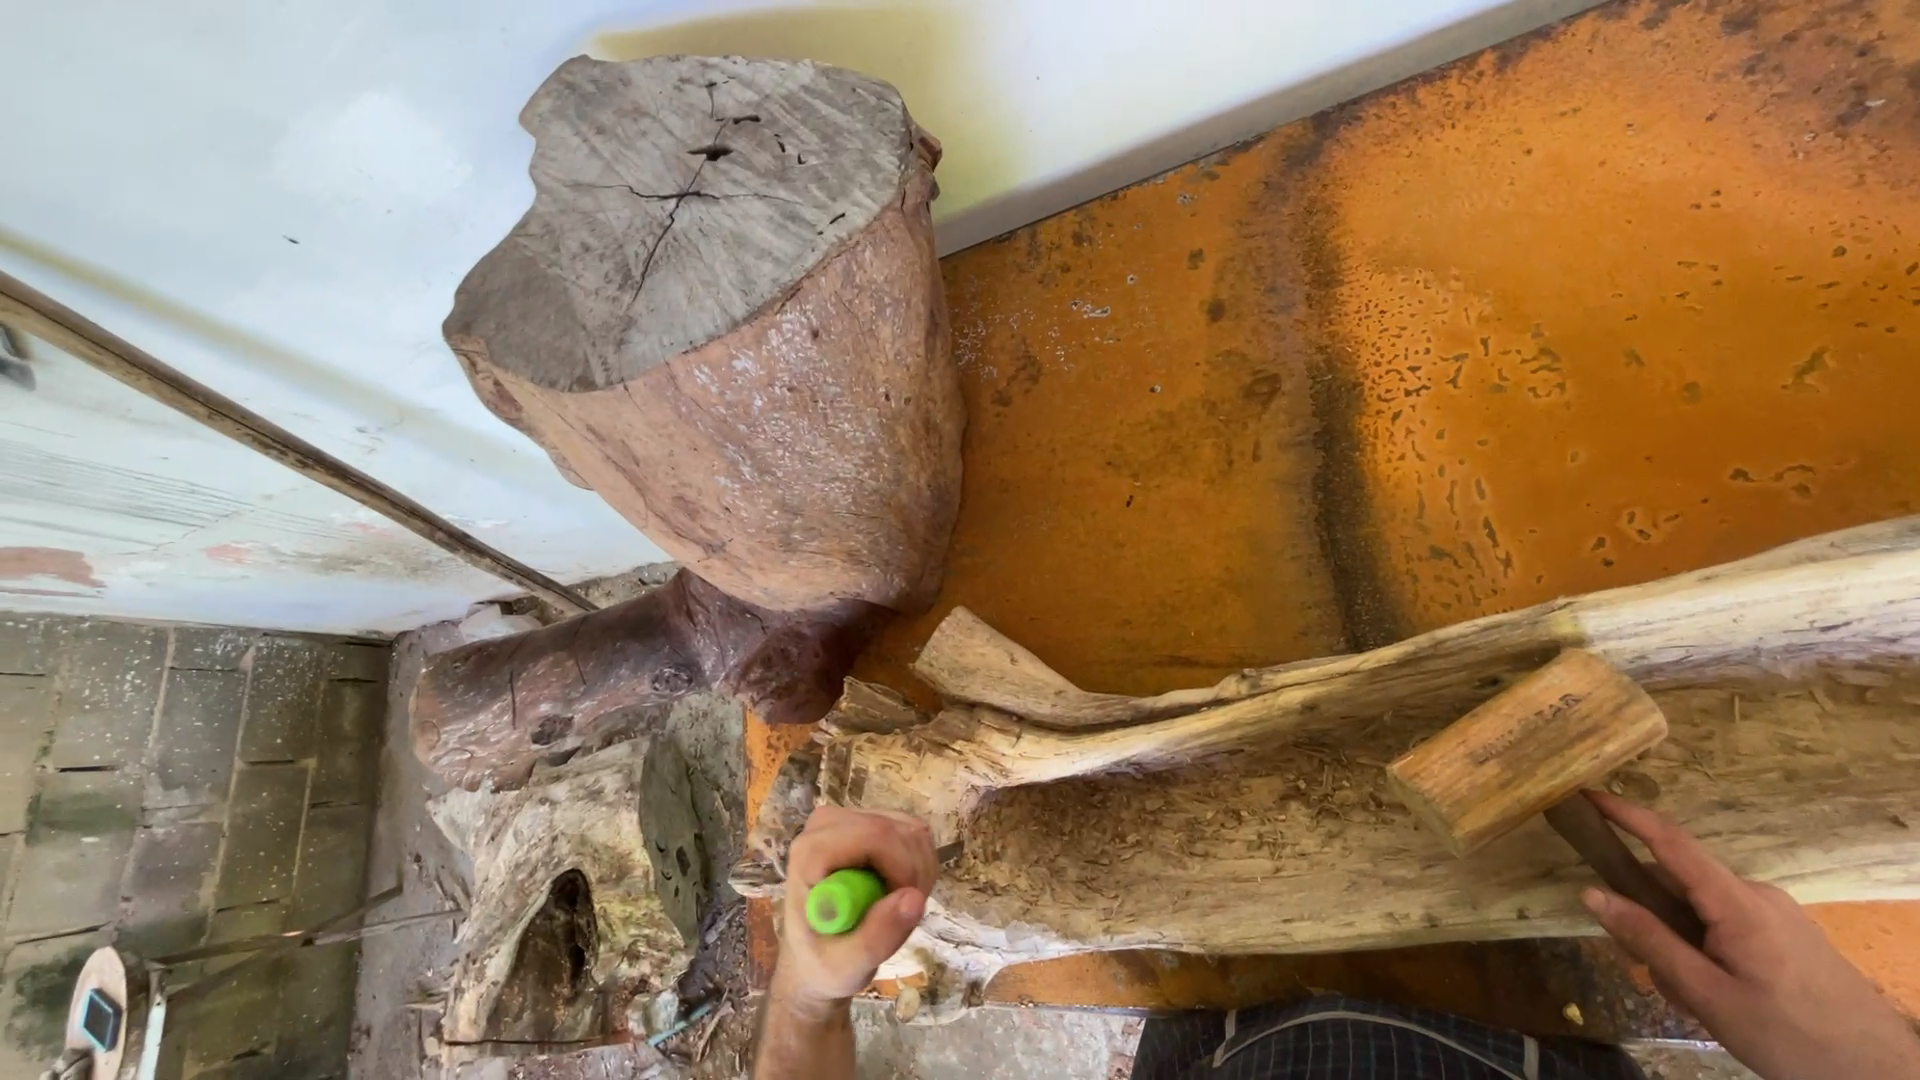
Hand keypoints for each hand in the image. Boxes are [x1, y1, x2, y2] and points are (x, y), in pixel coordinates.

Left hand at [772, 805, 937, 1017]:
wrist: (816, 957)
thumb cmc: (823, 964)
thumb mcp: (846, 967)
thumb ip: (877, 937)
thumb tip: (914, 899)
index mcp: (810, 851)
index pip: (876, 835)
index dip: (903, 868)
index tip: (905, 909)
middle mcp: (827, 823)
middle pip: (896, 830)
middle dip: (914, 874)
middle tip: (905, 916)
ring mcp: (849, 818)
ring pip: (911, 829)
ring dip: (919, 872)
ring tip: (899, 908)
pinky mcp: (869, 821)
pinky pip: (913, 832)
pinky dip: (919, 864)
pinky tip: (901, 890)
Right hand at [1582, 790, 1919, 1079]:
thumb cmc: (1795, 1037)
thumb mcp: (1709, 995)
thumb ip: (1648, 940)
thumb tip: (1590, 892)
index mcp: (1738, 904)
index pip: (1671, 842)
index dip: (1625, 814)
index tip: (1585, 794)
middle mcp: (1758, 896)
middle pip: (1677, 883)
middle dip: (1646, 914)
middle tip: (1637, 963)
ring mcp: (1778, 914)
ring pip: (1699, 908)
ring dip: (1676, 939)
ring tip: (1686, 994)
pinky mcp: (1790, 934)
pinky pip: (1725, 923)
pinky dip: (1702, 946)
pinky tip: (1712, 991)